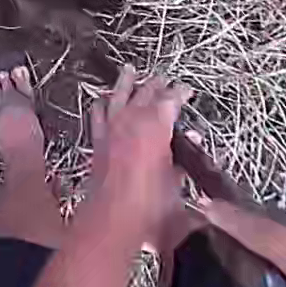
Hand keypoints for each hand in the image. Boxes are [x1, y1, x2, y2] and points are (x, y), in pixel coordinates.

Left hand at [87, 64, 189, 225]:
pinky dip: (102, 104)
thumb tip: (186, 154)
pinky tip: (102, 99)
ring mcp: (112, 126)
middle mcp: (133, 119)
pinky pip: (98, 113)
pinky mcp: (98, 138)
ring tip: (130, 70)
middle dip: (156, 84)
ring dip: (127, 82)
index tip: (187, 89)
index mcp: (156, 126)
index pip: (171, 100)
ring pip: (120, 94)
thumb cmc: (150, 204)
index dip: (180, 93)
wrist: (113, 217)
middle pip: (146, 93)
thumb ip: (181, 166)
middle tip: (164, 78)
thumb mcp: (176, 186)